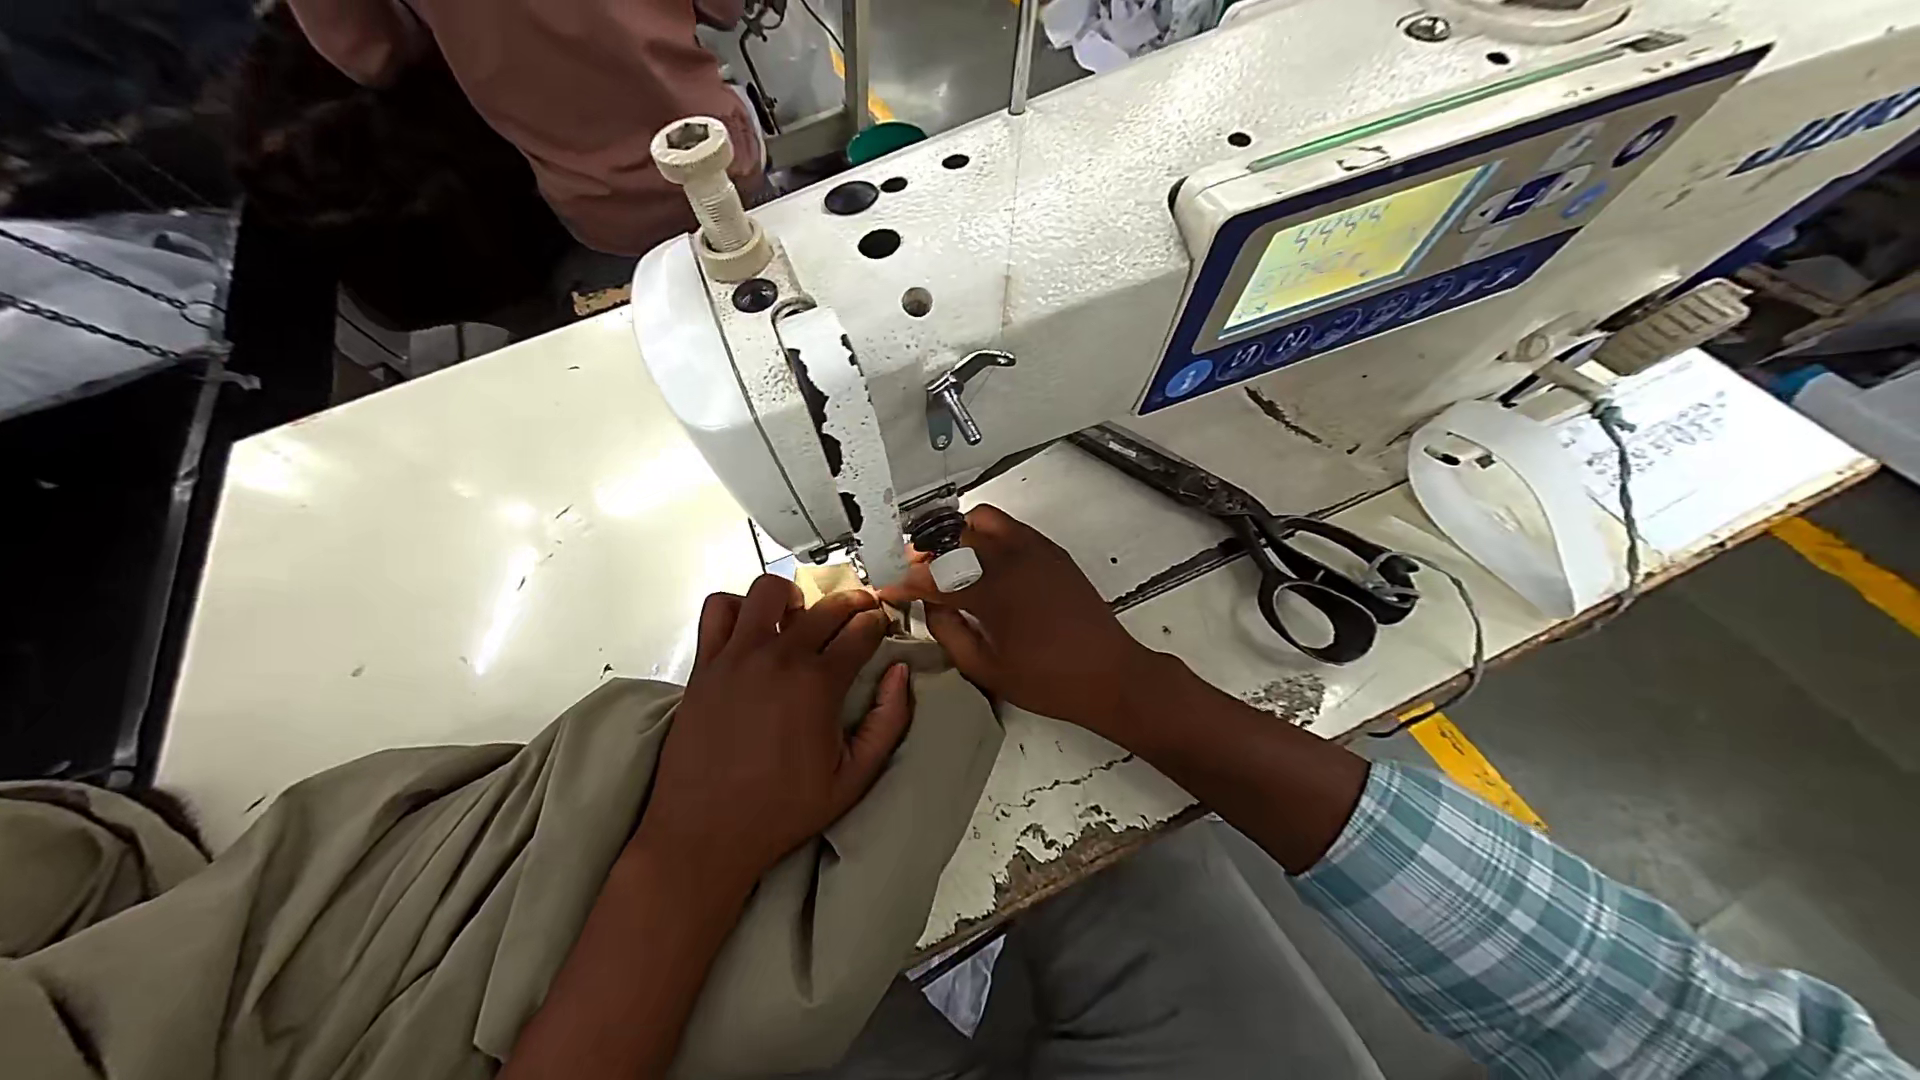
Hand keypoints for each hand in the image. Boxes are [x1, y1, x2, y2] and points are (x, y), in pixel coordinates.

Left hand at [635, 576, 911, 891]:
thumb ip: (889, 722)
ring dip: (793, 596)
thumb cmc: (783, 810)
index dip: (879, 622)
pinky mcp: (705, 665)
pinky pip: (718, 610)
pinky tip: (751, 628)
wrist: (705, 834)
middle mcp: (779, 659)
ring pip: (769, 591)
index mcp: (819, 684)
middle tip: (860, 613)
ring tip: (800, 616)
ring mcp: (737, 657)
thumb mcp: (855, 778)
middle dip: (853, 602)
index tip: (882, 625)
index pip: (861, 630)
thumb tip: (900, 674)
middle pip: (826, 605)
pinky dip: (737, 607)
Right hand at [877, 505, 1171, 729]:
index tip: (891, 588)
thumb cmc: (1051, 680)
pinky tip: (981, 561)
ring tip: (947, 559)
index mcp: (993, 592)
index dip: (904, 583)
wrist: (1111, 674)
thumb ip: (949, 632)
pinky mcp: (1051, 551)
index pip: (933, 577)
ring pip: (982, 519)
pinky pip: (1010, 527)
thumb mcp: (986, 669)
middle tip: (916, 571)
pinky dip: (986, 534)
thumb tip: (931, 607)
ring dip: (956, 533)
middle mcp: (1012, 560)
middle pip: (953, 535)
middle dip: (926, 551)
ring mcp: (1035, 551)